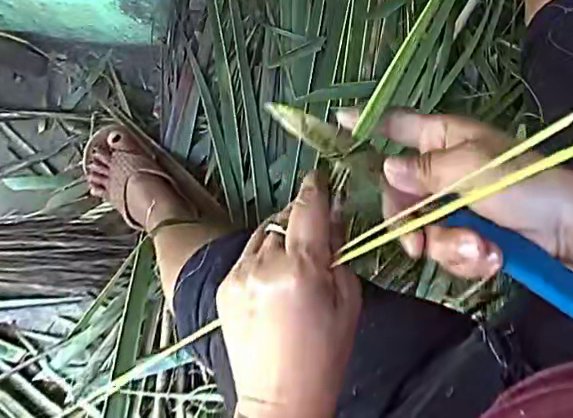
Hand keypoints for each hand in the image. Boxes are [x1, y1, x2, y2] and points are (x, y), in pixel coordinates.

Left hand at [216, 170, 360, 417]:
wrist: (279, 404)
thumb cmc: (324, 356)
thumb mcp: (348, 298)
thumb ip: (339, 249)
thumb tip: (332, 213)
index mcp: (301, 267)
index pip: (308, 206)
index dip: (316, 187)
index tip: (321, 176)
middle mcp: (265, 264)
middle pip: (285, 216)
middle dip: (302, 220)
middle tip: (315, 238)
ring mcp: (240, 275)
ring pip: (266, 233)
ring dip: (281, 238)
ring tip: (293, 264)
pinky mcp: (225, 287)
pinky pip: (249, 253)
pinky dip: (263, 257)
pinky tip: (274, 282)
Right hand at [337, 109, 572, 281]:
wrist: (568, 228)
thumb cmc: (519, 182)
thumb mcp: (468, 169)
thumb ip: (422, 171)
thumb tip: (386, 168)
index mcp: (445, 136)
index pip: (397, 124)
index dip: (369, 123)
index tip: (337, 121)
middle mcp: (446, 166)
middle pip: (402, 191)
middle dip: (409, 221)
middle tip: (414, 244)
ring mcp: (459, 200)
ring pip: (425, 226)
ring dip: (449, 244)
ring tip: (479, 249)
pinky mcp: (473, 231)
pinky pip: (448, 247)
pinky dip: (466, 257)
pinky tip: (490, 257)